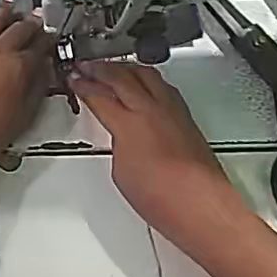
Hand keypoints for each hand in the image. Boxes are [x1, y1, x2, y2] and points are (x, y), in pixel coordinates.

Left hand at [0, 0, 53, 167]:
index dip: (47, 41)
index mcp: (18, 68)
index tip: (49, 38)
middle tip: (37, 18)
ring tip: (12, 3)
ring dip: (6, 9)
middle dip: (32, 22)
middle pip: (20, 29)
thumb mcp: (23, 115)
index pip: (40, 47)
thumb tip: (43, 72)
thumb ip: (36, 87)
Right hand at [70, 61, 235, 235]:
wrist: (203, 210)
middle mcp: (153, 111)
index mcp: (129, 124)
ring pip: (145, 74)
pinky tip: (142, 81)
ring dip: (124, 68)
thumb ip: (116, 142)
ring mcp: (172, 111)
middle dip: (99, 68)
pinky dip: (146, 78)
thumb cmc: (166, 198)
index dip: (82, 85)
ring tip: (112, 67)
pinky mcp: (186, 118)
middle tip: (86, 66)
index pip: (99, 95)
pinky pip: (163, 86)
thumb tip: (118, 134)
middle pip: (121, 76)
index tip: (74, 79)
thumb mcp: (120, 171)